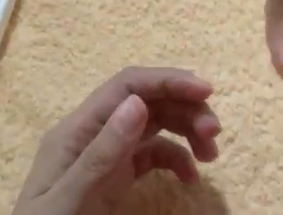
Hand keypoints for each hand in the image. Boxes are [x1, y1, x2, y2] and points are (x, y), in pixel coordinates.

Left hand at [12, 68, 221, 214]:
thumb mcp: (68, 204)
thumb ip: (101, 155)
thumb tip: (138, 102)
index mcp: (77, 130)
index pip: (128, 85)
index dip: (168, 80)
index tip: (205, 91)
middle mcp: (93, 134)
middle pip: (148, 100)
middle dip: (185, 108)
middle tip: (214, 132)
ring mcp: (105, 155)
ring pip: (155, 123)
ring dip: (187, 129)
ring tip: (212, 153)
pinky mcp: (115, 178)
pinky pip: (153, 154)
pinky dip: (176, 159)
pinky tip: (191, 178)